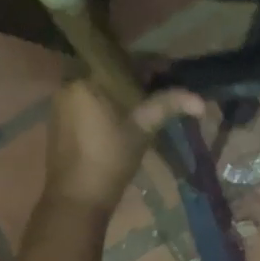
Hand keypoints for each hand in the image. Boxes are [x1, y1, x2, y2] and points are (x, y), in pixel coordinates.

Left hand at [45, 80, 204, 210]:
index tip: (171, 73)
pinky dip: (106, 105)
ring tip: (146, 103)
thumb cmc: (109, 160)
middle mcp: (68, 84)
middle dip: (135, 79)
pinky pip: (87, 102)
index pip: (123, 60)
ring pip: (98, 88)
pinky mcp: (59, 121)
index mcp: (85, 80)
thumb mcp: (142, 128)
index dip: (150, 65)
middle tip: (161, 89)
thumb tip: (200, 101)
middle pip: (109, 73)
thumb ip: (167, 105)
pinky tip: (124, 117)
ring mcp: (60, 104)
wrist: (75, 199)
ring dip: (120, 93)